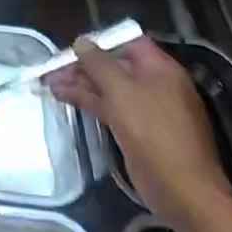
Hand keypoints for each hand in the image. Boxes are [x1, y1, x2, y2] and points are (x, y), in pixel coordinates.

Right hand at [47, 37, 231, 223]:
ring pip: (110, 89)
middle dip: (84, 65)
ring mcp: (147, 110)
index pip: (128, 42)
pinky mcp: (138, 132)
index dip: (100, 41)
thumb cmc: (154, 132)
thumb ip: (98, 63)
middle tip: (53, 68)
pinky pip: (111, 109)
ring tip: (50, 83)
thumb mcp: (121, 90)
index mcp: (161, 69)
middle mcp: (156, 85)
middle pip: (115, 66)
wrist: (182, 191)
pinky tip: (65, 98)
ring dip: (81, 84)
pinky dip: (89, 102)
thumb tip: (82, 42)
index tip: (73, 47)